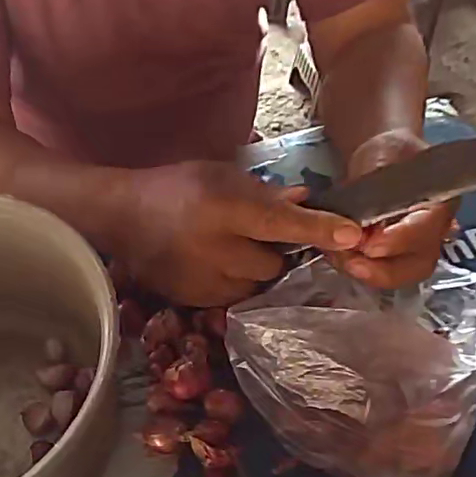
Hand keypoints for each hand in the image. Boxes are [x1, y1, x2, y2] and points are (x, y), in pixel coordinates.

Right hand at [116, 161, 364, 306]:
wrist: (123, 218)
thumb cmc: (176, 188)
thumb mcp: (220, 176)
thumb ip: (264, 193)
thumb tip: (308, 201)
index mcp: (221, 209)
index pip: (278, 223)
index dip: (317, 229)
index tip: (352, 235)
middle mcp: (213, 249)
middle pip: (271, 265)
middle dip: (272, 254)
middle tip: (255, 237)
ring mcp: (201, 281)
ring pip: (253, 287)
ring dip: (253, 272)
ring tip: (229, 251)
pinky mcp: (191, 300)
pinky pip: (231, 299)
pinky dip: (232, 284)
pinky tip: (212, 265)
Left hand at [335, 129, 456, 289]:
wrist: (382, 160)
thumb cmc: (387, 155)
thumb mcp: (380, 158)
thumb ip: (374, 187)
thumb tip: (362, 218)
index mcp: (440, 202)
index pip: (426, 230)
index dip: (398, 241)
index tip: (368, 245)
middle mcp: (434, 232)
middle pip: (417, 266)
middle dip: (381, 270)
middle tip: (349, 261)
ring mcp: (416, 249)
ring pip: (399, 276)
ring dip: (366, 274)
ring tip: (338, 257)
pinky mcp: (395, 259)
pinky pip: (381, 274)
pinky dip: (359, 271)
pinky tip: (337, 257)